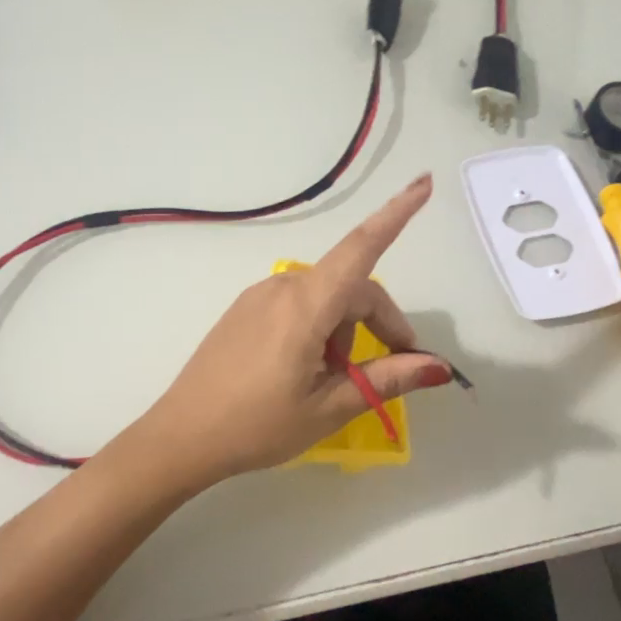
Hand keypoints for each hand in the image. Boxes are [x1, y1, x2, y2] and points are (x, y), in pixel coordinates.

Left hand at [122, 175, 453, 487]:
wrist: (183, 436)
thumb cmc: (258, 426)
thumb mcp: (329, 407)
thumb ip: (385, 380)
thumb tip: (436, 366)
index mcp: (305, 307)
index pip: (361, 250)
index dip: (396, 215)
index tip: (423, 184)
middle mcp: (282, 288)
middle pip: (350, 285)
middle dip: (379, 321)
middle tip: (394, 367)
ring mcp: (259, 297)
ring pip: (324, 298)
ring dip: (346, 330)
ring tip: (335, 382)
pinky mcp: (244, 311)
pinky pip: (297, 306)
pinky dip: (318, 328)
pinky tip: (305, 371)